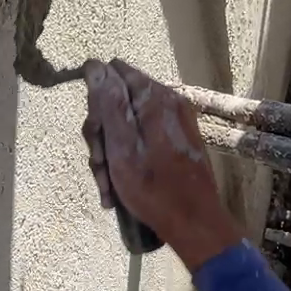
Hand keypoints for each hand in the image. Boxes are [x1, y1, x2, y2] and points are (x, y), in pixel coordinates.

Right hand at [81, 59, 242, 269]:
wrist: (195, 225)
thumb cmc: (155, 189)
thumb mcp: (122, 147)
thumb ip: (109, 104)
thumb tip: (95, 65)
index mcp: (157, 99)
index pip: (114, 73)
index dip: (97, 100)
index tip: (95, 133)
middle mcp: (167, 103)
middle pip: (118, 102)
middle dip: (101, 135)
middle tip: (98, 165)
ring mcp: (172, 123)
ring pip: (125, 125)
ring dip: (109, 156)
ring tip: (107, 187)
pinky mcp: (174, 142)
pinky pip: (139, 141)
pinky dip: (124, 162)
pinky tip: (116, 190)